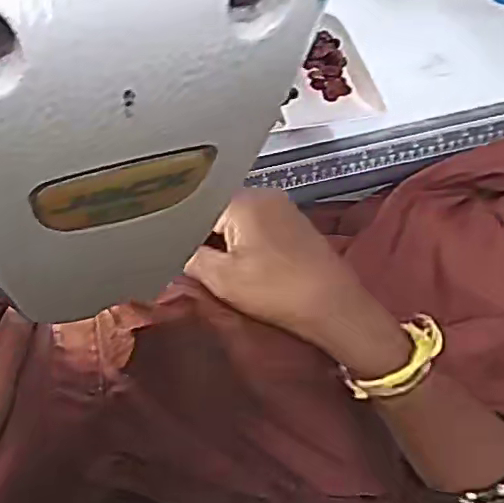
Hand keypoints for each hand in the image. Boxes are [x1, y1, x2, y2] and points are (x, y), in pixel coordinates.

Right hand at [184, 189, 409, 376]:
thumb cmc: (276, 291)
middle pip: (215, 210)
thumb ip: (188, 256)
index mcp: (243, 200)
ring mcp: (282, 207)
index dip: (179, 230)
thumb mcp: (220, 278)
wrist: (334, 308)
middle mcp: (263, 194)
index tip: (172, 252)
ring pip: (234, 219)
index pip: (194, 206)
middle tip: (190, 263)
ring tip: (215, 266)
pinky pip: (254, 226)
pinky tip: (241, 265)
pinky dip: (241, 243)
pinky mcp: (293, 224)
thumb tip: (170, 247)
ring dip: (221, 241)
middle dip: (201, 235)